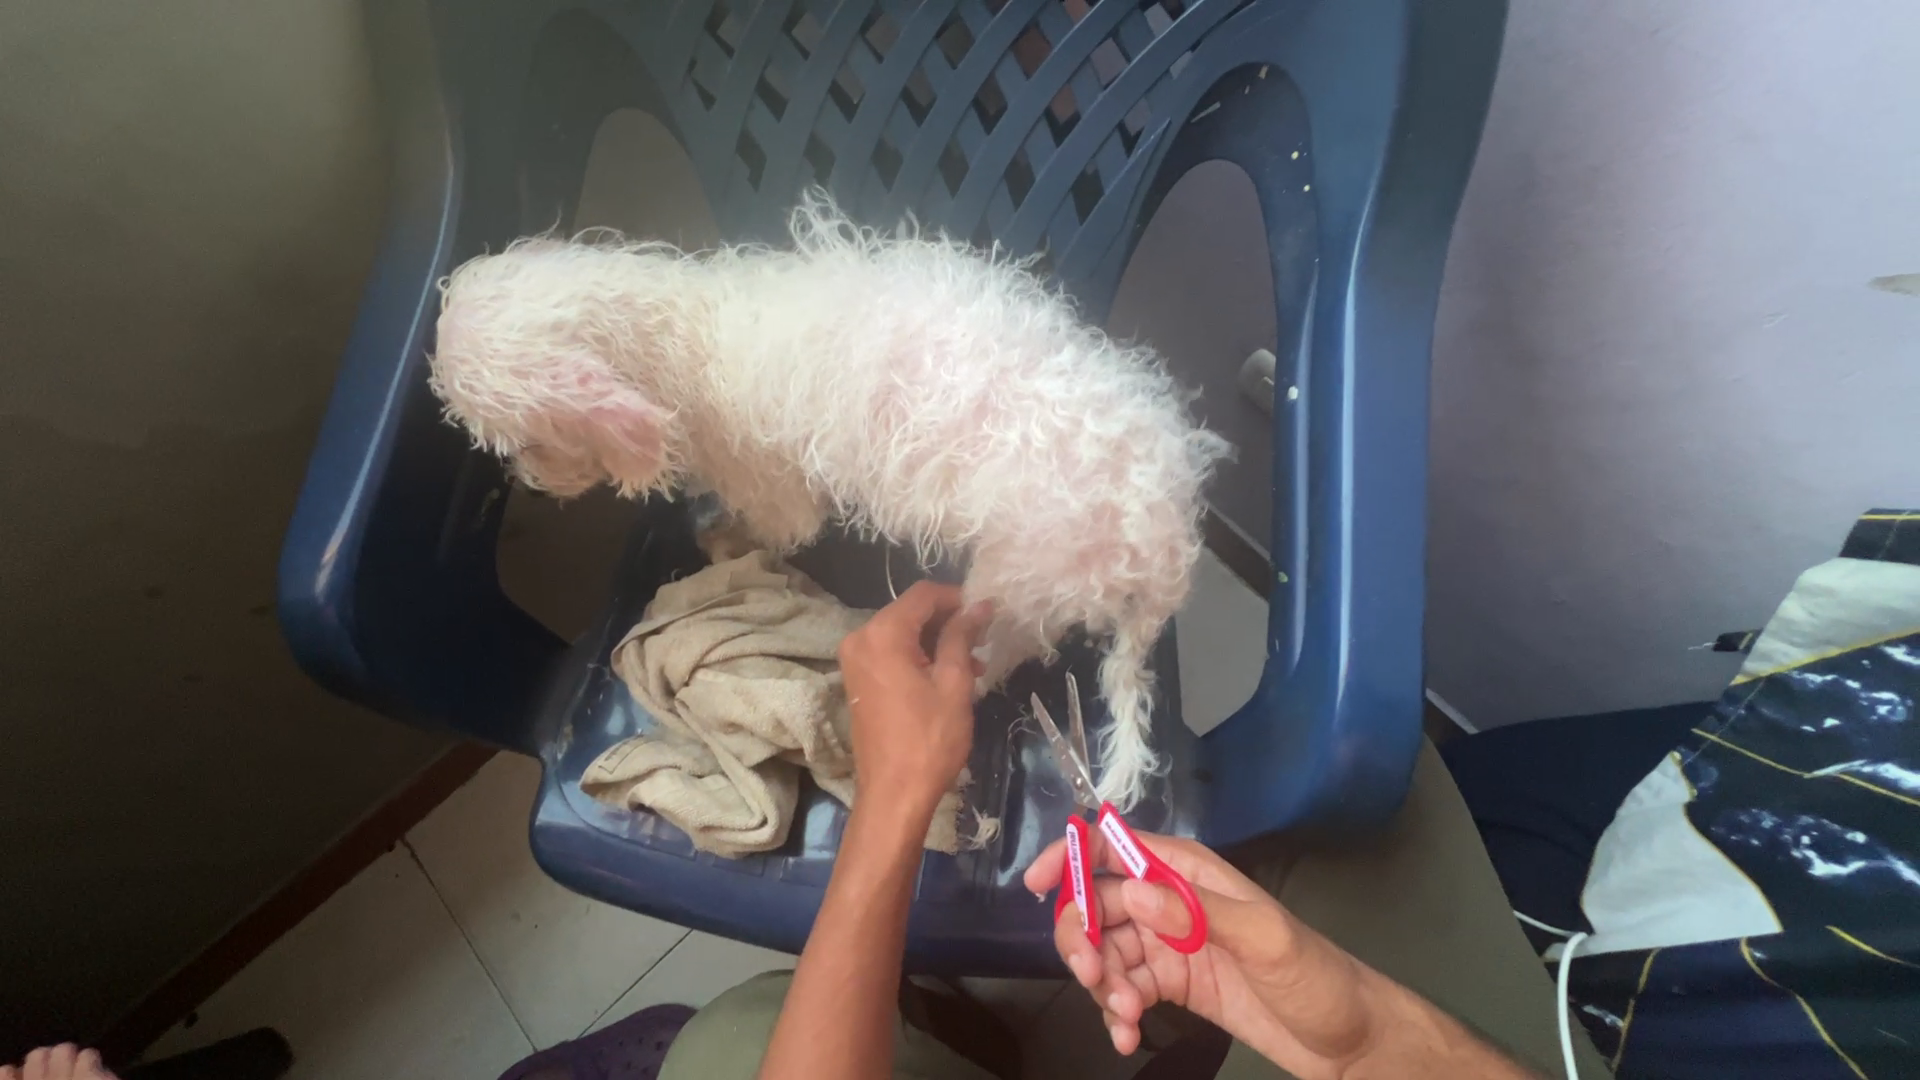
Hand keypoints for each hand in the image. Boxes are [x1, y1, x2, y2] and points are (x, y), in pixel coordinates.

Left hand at [838, 581, 991, 814]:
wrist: (894, 794)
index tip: (986, 614)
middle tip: (983, 641)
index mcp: (883, 634)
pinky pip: (892, 652)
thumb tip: (980, 605)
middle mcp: (861, 638)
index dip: (958, 598)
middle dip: (949, 621)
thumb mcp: (954, 683)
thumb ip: (963, 636)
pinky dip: (920, 656)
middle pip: (911, 611)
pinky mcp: (859, 679)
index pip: (923, 595)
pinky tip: (949, 675)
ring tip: (974, 664)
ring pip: (904, 632)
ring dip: (937, 641)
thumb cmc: (929, 739)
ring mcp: (856, 659)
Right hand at [1023, 832, 1386, 1078]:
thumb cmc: (1314, 975)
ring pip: (1105, 948)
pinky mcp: (1170, 983)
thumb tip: (1130, 890)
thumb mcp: (1262, 939)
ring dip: (1100, 981)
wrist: (1348, 1042)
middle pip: (1098, 901)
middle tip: (1090, 977)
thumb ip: (1196, 911)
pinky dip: (1116, 1010)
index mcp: (1186, 871)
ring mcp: (1167, 942)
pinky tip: (1126, 1034)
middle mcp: (1168, 898)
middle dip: (1081, 936)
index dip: (1071, 856)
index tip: (1037, 885)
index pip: (1115, 847)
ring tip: (1123, 1017)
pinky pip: (1124, 987)